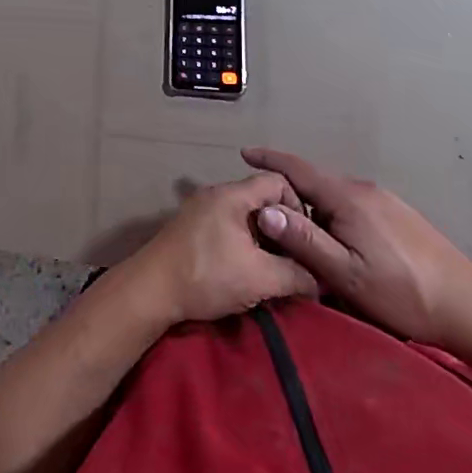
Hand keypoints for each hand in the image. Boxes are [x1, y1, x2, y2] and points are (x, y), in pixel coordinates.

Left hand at [124, 173, 319, 325]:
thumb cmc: (206, 276)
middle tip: (296, 259)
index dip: (299, 207)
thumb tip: (320, 279)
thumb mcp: (261, 278)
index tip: (306, 239)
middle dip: (284, 228)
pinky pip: (229, 227)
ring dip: (265, 240)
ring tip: (278, 270)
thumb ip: (297, 275)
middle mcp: (214, 195)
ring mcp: (200, 211)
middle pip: (261, 199)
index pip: (277, 182)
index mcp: (231, 195)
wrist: (151, 290)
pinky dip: (245, 244)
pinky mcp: (192, 229)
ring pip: (246, 216)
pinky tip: (252, 271)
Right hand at [242, 147, 471, 348]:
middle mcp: (364, 190)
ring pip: (333, 195)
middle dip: (286, 190)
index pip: (298, 169)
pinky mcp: (399, 216)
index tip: (244, 154)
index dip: (269, 159)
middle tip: (262, 211)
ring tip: (295, 231)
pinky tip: (333, 239)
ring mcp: (385, 202)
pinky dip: (331, 214)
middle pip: (314, 181)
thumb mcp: (345, 272)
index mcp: (347, 198)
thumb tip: (264, 210)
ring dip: (310, 206)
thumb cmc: (404, 293)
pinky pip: (351, 205)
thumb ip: (303, 240)